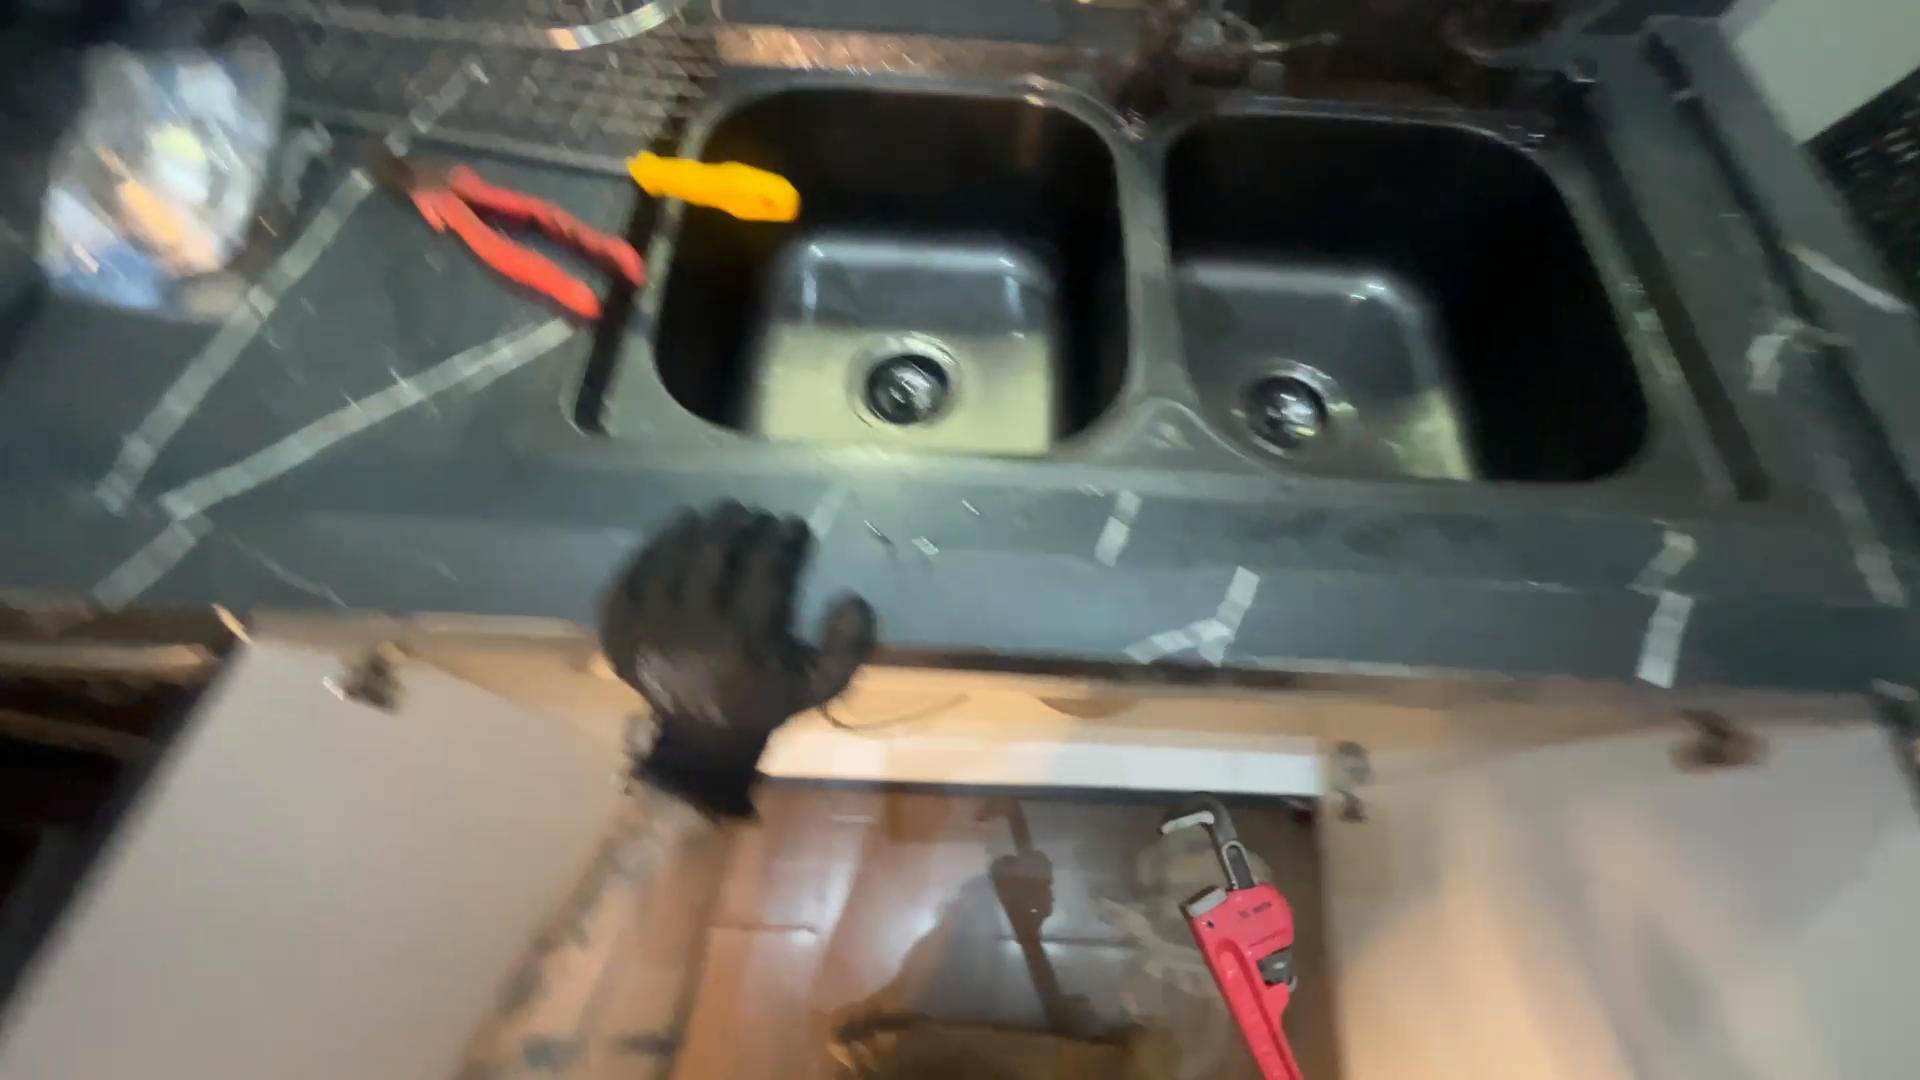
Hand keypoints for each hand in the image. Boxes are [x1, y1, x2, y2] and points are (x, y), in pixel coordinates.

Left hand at [600, 501, 875, 816]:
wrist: (701, 738)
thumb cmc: (765, 702)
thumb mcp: (820, 685)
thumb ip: (848, 645)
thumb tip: (851, 598)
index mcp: (743, 639)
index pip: (763, 568)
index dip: (780, 538)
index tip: (792, 524)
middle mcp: (691, 628)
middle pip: (711, 554)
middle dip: (734, 524)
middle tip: (750, 513)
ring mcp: (647, 627)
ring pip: (668, 557)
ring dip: (693, 528)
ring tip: (712, 516)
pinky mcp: (618, 629)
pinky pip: (631, 575)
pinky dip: (653, 549)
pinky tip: (672, 537)